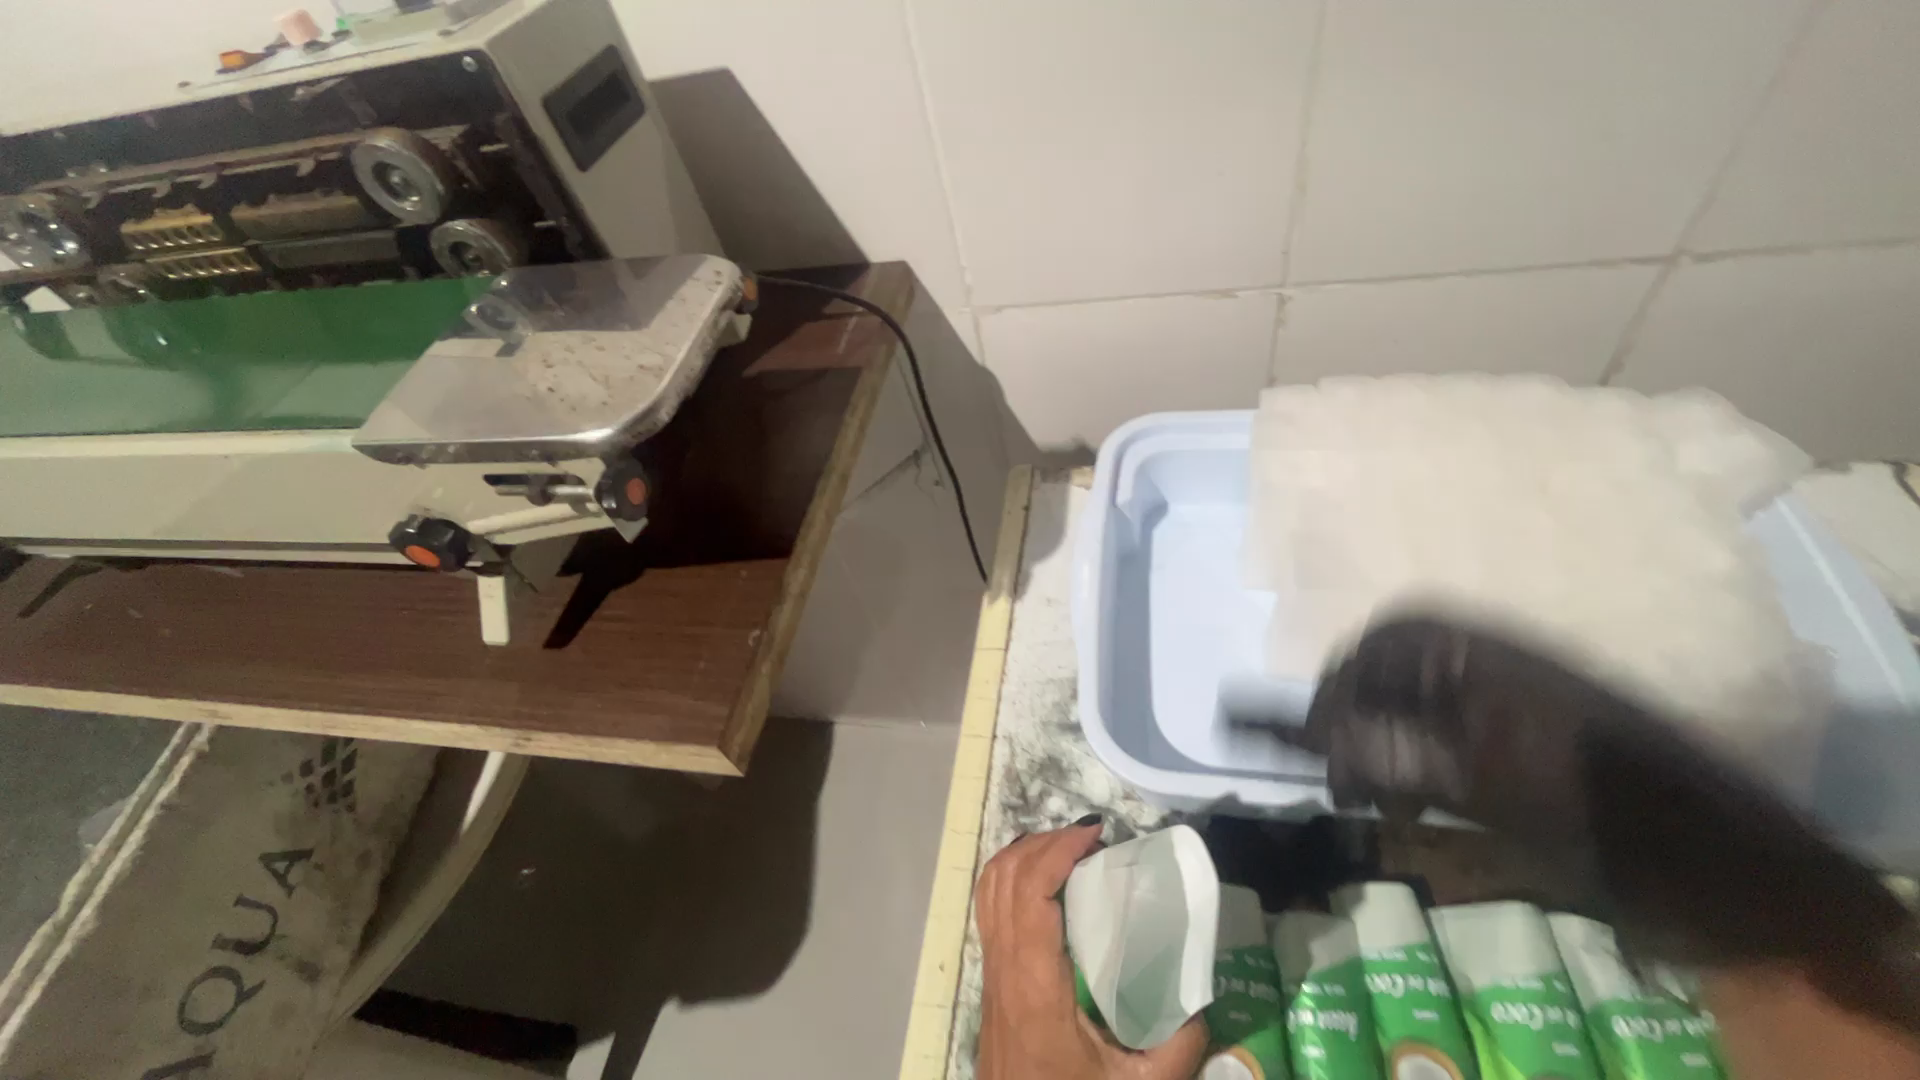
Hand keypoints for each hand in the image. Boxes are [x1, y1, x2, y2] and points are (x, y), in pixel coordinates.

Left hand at [975, 822, 1207, 1079]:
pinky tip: (1045, 882)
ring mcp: (991, 968)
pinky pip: (989, 906)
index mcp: (1034, 983)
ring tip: (1067, 850)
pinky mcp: (991, 975)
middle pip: (1005, 876)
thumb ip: (1178, 1048)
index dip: (1055, 851)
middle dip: (1044, 843)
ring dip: (1023, 855)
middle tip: (1089, 840)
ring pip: (989, 886)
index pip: (1030, 892)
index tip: (1093, 835)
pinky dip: (1010, 876)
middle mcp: (1004, 964)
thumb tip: (1203, 1005)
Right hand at [1274, 614, 1919, 1036]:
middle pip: (1388, 669)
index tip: (1313, 740)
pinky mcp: (1515, 725)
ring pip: (1412, 700)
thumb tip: (1316, 737)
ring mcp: (1500, 689)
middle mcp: (1480, 657)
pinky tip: (1414, 799)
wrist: (1705, 838)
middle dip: (1352, 717)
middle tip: (1341, 775)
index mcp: (1470, 649)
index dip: (1336, 687)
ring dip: (1379, 741)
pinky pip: (1441, 727)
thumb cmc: (1584, 796)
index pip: (1377, 644)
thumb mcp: (1478, 780)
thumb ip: (1390, 753)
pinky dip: (1413, 759)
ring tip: (1374, 798)